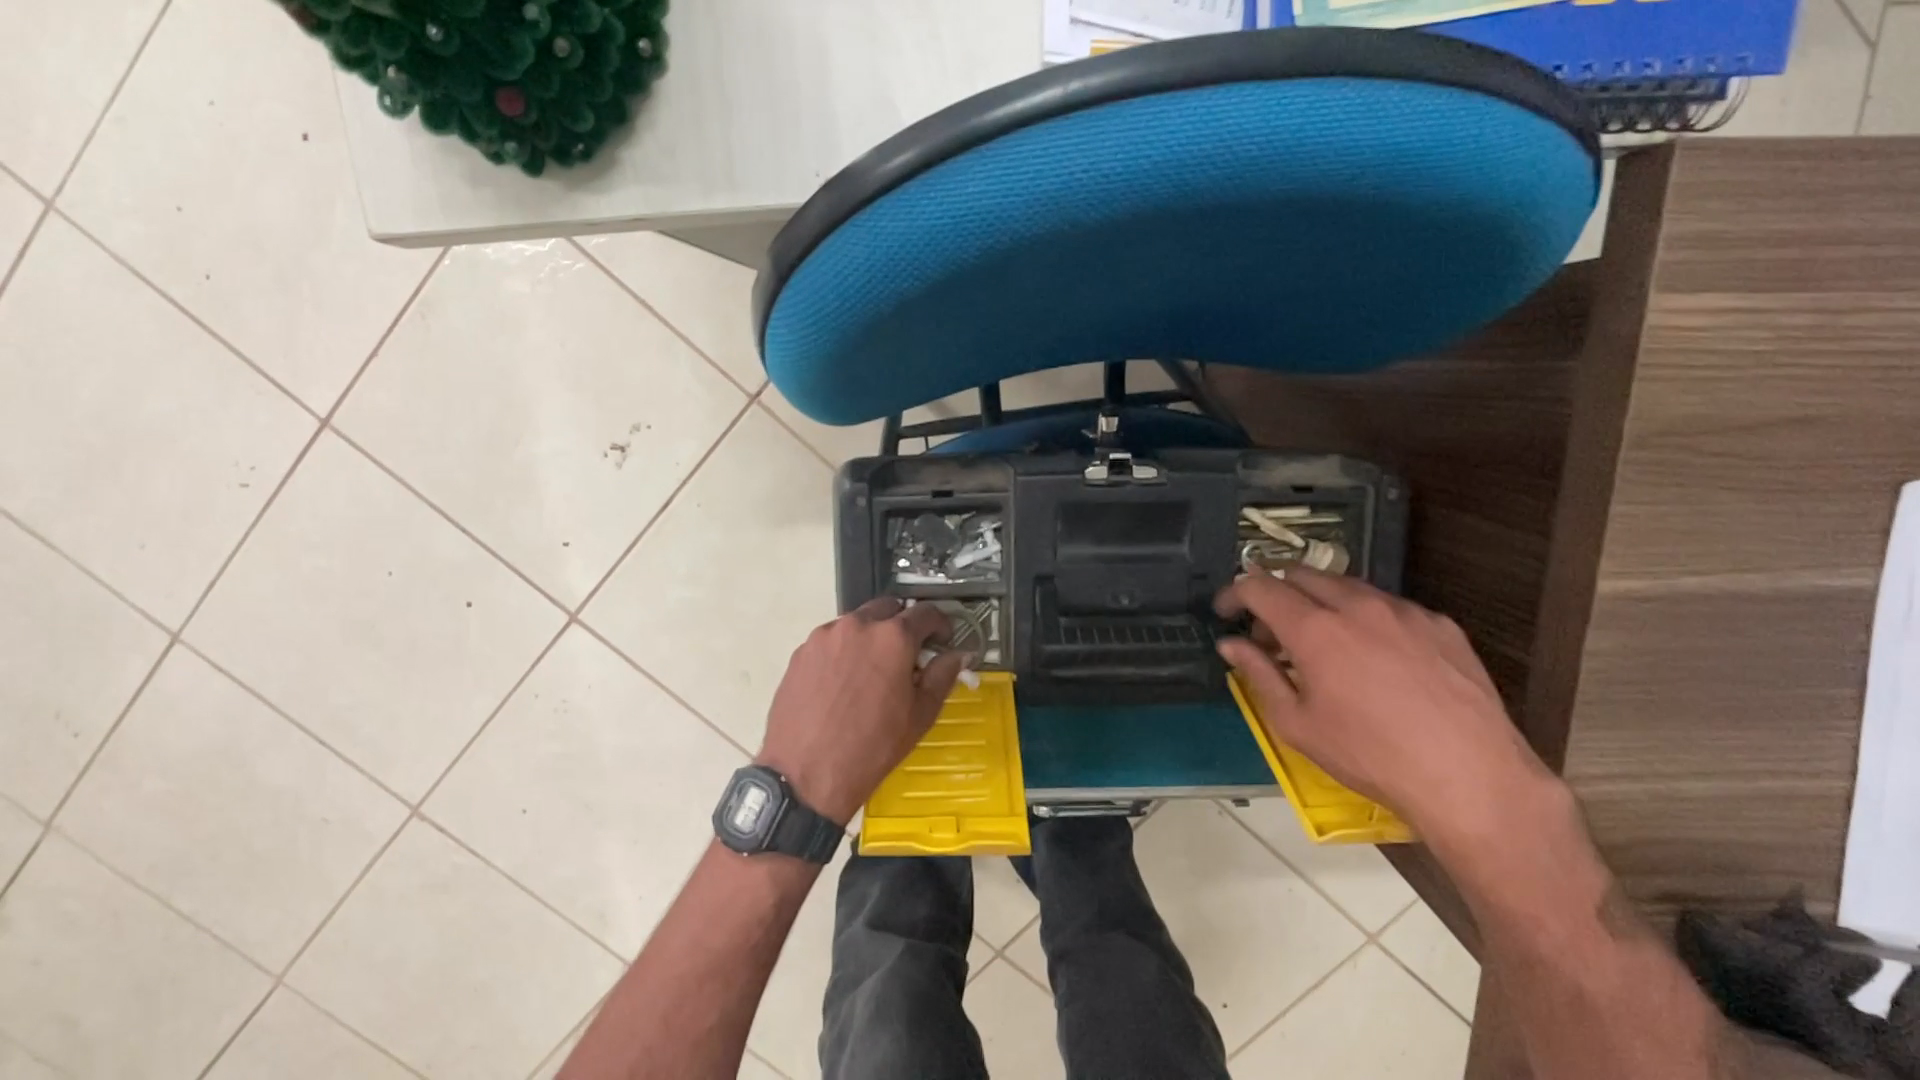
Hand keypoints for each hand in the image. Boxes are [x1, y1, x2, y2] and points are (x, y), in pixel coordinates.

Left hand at [755, 598, 967, 825]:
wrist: (805, 775)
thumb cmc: (872, 748)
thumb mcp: (920, 715)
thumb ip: (942, 676)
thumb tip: (958, 654)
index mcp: (893, 637)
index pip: (926, 613)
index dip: (941, 625)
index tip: (943, 643)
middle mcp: (857, 625)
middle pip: (888, 610)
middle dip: (902, 626)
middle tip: (907, 658)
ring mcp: (824, 636)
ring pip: (856, 624)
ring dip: (871, 638)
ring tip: (872, 675)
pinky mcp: (801, 652)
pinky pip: (831, 642)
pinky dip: (844, 652)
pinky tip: (843, 685)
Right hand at [1214, 567, 1560, 842]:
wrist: (1469, 774)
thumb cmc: (1369, 755)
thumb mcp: (1297, 724)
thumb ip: (1258, 675)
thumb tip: (1231, 645)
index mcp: (1315, 628)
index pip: (1260, 587)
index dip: (1234, 593)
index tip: (1225, 611)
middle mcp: (1357, 605)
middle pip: (1302, 575)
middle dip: (1276, 595)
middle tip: (1269, 634)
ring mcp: (1404, 610)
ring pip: (1348, 587)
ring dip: (1320, 604)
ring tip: (1321, 646)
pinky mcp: (1440, 624)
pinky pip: (1390, 607)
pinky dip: (1365, 620)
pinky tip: (1374, 659)